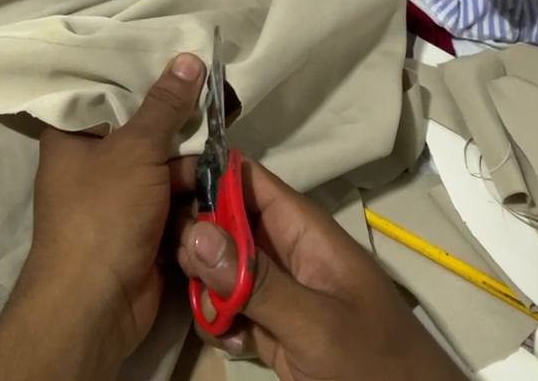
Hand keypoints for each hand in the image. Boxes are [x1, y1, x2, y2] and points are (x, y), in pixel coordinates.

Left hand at [0, 52, 204, 380]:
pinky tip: (224, 172)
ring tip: (227, 136)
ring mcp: (119, 199)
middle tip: (215, 92)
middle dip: (178, 121)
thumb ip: (166, 105)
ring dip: (192, 161)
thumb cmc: (103, 212)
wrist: (98, 304)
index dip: (139, 74)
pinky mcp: (143, 228)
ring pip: (163, 166)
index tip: (175, 54)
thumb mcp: (136, 148)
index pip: (105, 93)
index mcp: (71, 137)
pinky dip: (194, 192)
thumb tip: (190, 57)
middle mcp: (91, 164)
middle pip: (141, 129)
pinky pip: (173, 198)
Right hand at [176, 159, 465, 380]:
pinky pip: (233, 309)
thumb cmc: (375, 365)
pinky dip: (221, 321)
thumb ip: (256, 280)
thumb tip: (194, 230)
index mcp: (304, 230)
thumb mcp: (317, 325)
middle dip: (197, 237)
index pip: (248, 180)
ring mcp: (281, 293)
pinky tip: (228, 340)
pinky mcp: (276, 330)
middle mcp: (287, 252)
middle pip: (228, 223)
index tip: (162, 188)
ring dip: (205, 285)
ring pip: (224, 268)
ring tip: (202, 307)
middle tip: (171, 261)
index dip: (207, 176)